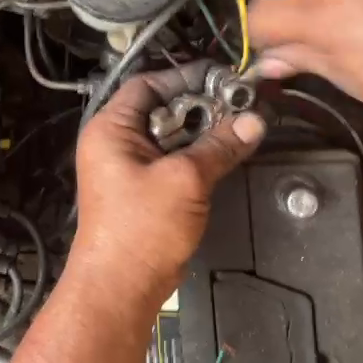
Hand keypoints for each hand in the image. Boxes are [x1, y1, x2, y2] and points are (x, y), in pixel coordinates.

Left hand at [72, 65, 266, 299]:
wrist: (121, 285)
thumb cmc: (142, 226)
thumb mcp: (185, 180)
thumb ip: (219, 147)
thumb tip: (253, 122)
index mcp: (110, 128)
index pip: (146, 85)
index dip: (183, 78)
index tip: (222, 79)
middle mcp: (113, 142)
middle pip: (159, 109)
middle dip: (199, 106)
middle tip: (237, 105)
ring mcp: (126, 167)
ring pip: (168, 137)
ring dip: (201, 133)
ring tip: (238, 127)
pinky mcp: (141, 190)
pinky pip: (169, 161)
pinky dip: (195, 156)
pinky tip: (224, 155)